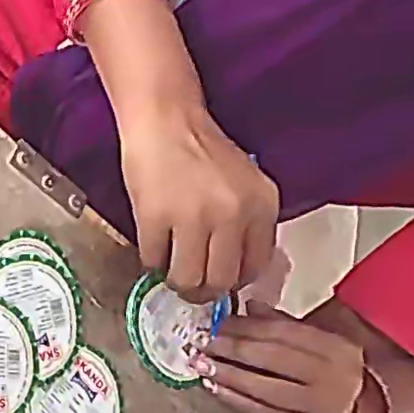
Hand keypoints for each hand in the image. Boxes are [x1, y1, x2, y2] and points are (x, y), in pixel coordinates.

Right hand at [119, 102, 279, 301]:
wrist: (165, 121)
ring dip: (176, 283)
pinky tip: (153, 248)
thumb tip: (229, 272)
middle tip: (190, 288)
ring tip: (170, 274)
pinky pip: (154, 261)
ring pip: (187, 279)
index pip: (254, 267)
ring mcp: (193, 217)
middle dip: (203, 292)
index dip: (233, 282)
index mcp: (262, 205)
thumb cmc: (200, 151)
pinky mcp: (156, 219)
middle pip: (221, 280)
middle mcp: (233, 214)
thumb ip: (244, 223)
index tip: (217, 281)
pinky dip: (151, 262)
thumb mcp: (242, 185)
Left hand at [188, 301, 365, 412]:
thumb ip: (279, 322)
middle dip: (230, 349)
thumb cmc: (326, 364)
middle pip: (271, 359)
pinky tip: (214, 387)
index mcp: (335, 347)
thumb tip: (245, 306)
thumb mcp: (313, 337)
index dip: (244, 327)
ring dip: (227, 375)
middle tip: (200, 344)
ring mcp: (321, 407)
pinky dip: (235, 400)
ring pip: (265, 389)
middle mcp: (332, 377)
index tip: (214, 324)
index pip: (281, 333)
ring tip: (200, 365)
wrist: (360, 403)